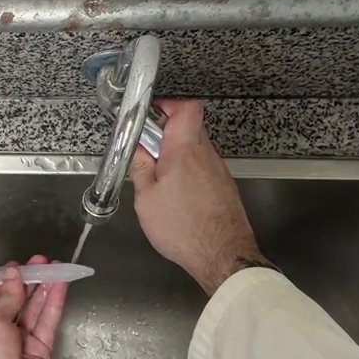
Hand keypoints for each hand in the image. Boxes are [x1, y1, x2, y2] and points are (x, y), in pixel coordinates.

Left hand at [0, 256, 69, 358]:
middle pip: (16, 300)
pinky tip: (61, 285)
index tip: (17, 265)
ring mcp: (22, 340)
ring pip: (35, 308)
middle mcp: (0, 330)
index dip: (5, 280)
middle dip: (28, 280)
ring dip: (44, 288)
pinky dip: (54, 302)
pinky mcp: (42, 348)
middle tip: (41, 261)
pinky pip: (48, 321)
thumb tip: (13, 275)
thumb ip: (6, 298)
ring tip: (55, 267)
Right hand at [127, 100, 270, 294]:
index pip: (187, 108)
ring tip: (157, 175)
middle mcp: (206, 155)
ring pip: (196, 149)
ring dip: (176, 154)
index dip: (168, 104)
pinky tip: (174, 192)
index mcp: (185, 151)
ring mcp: (218, 170)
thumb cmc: (184, 228)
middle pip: (190, 127)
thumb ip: (140, 167)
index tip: (151, 113)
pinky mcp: (223, 186)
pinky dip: (187, 171)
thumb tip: (136, 149)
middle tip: (146, 148)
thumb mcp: (146, 198)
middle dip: (166, 132)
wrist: (221, 254)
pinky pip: (202, 167)